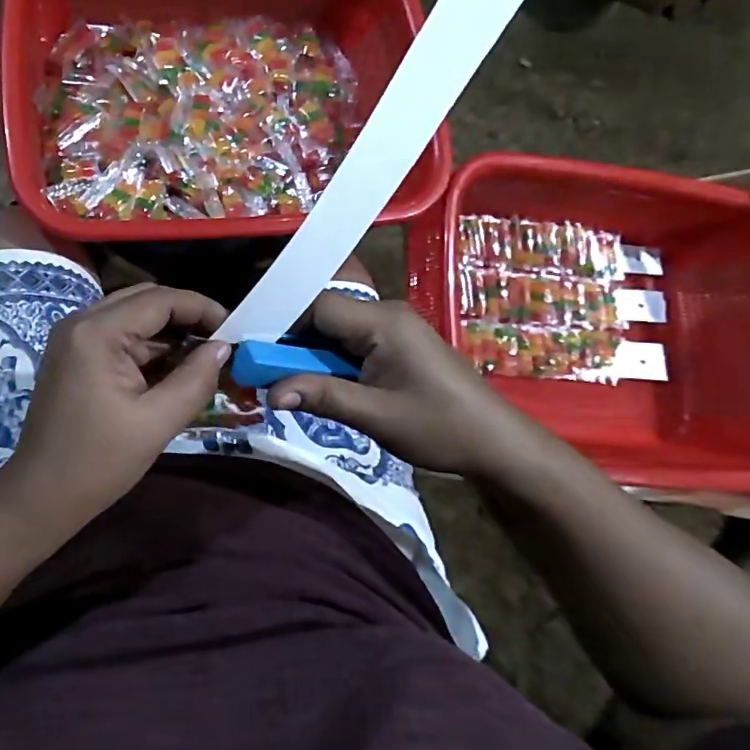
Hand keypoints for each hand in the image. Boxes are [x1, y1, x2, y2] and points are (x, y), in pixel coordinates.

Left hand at [6, 284, 230, 521]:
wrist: (41, 496)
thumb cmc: (99, 462)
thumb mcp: (157, 422)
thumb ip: (195, 379)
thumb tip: (223, 348)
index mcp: (97, 332)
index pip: (160, 299)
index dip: (201, 308)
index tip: (234, 328)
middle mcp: (81, 322)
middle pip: (144, 299)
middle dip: (186, 316)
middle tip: (221, 341)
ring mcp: (73, 337)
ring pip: (132, 316)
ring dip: (168, 332)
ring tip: (204, 356)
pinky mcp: (73, 354)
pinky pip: (117, 335)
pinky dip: (147, 346)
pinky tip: (173, 368)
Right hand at [266, 293, 564, 477]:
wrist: (497, 443)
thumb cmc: (441, 427)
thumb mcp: (375, 416)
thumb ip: (322, 397)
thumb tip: (270, 393)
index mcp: (381, 321)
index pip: (316, 305)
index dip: (280, 324)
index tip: (252, 349)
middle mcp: (385, 314)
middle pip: (323, 314)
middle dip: (290, 341)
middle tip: (261, 370)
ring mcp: (393, 328)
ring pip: (334, 329)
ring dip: (309, 353)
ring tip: (281, 379)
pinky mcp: (396, 344)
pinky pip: (350, 342)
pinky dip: (329, 360)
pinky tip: (315, 381)